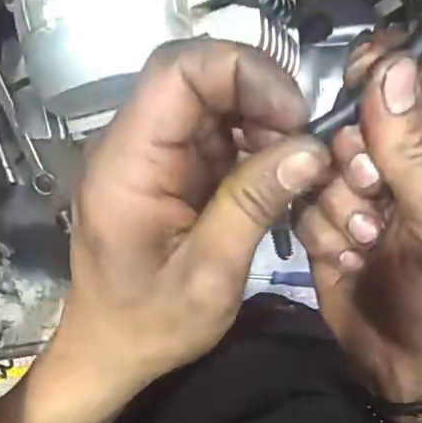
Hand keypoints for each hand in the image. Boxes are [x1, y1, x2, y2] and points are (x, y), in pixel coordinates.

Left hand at [48, 38, 331, 403]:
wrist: (110, 351)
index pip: (179, 71)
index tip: (295, 117)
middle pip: (197, 79)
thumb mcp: (210, 275)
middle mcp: (132, 146)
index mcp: (128, 164)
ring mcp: (150, 157)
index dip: (244, 73)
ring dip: (261, 124)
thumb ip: (253, 205)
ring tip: (294, 169)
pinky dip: (252, 148)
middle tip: (304, 147)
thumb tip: (311, 150)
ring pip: (211, 104)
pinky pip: (214, 137)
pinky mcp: (167, 173)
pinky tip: (275, 180)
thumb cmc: (151, 325)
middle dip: (261, 99)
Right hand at [295, 41, 421, 401]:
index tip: (357, 92)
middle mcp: (400, 161)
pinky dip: (321, 233)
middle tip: (374, 198)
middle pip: (354, 118)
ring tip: (366, 243)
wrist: (408, 365)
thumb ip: (415, 150)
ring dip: (339, 206)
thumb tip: (392, 66)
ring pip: (320, 162)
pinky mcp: (324, 223)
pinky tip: (348, 259)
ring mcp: (357, 192)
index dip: (382, 78)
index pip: (413, 80)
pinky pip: (302, 202)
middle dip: (356, 160)